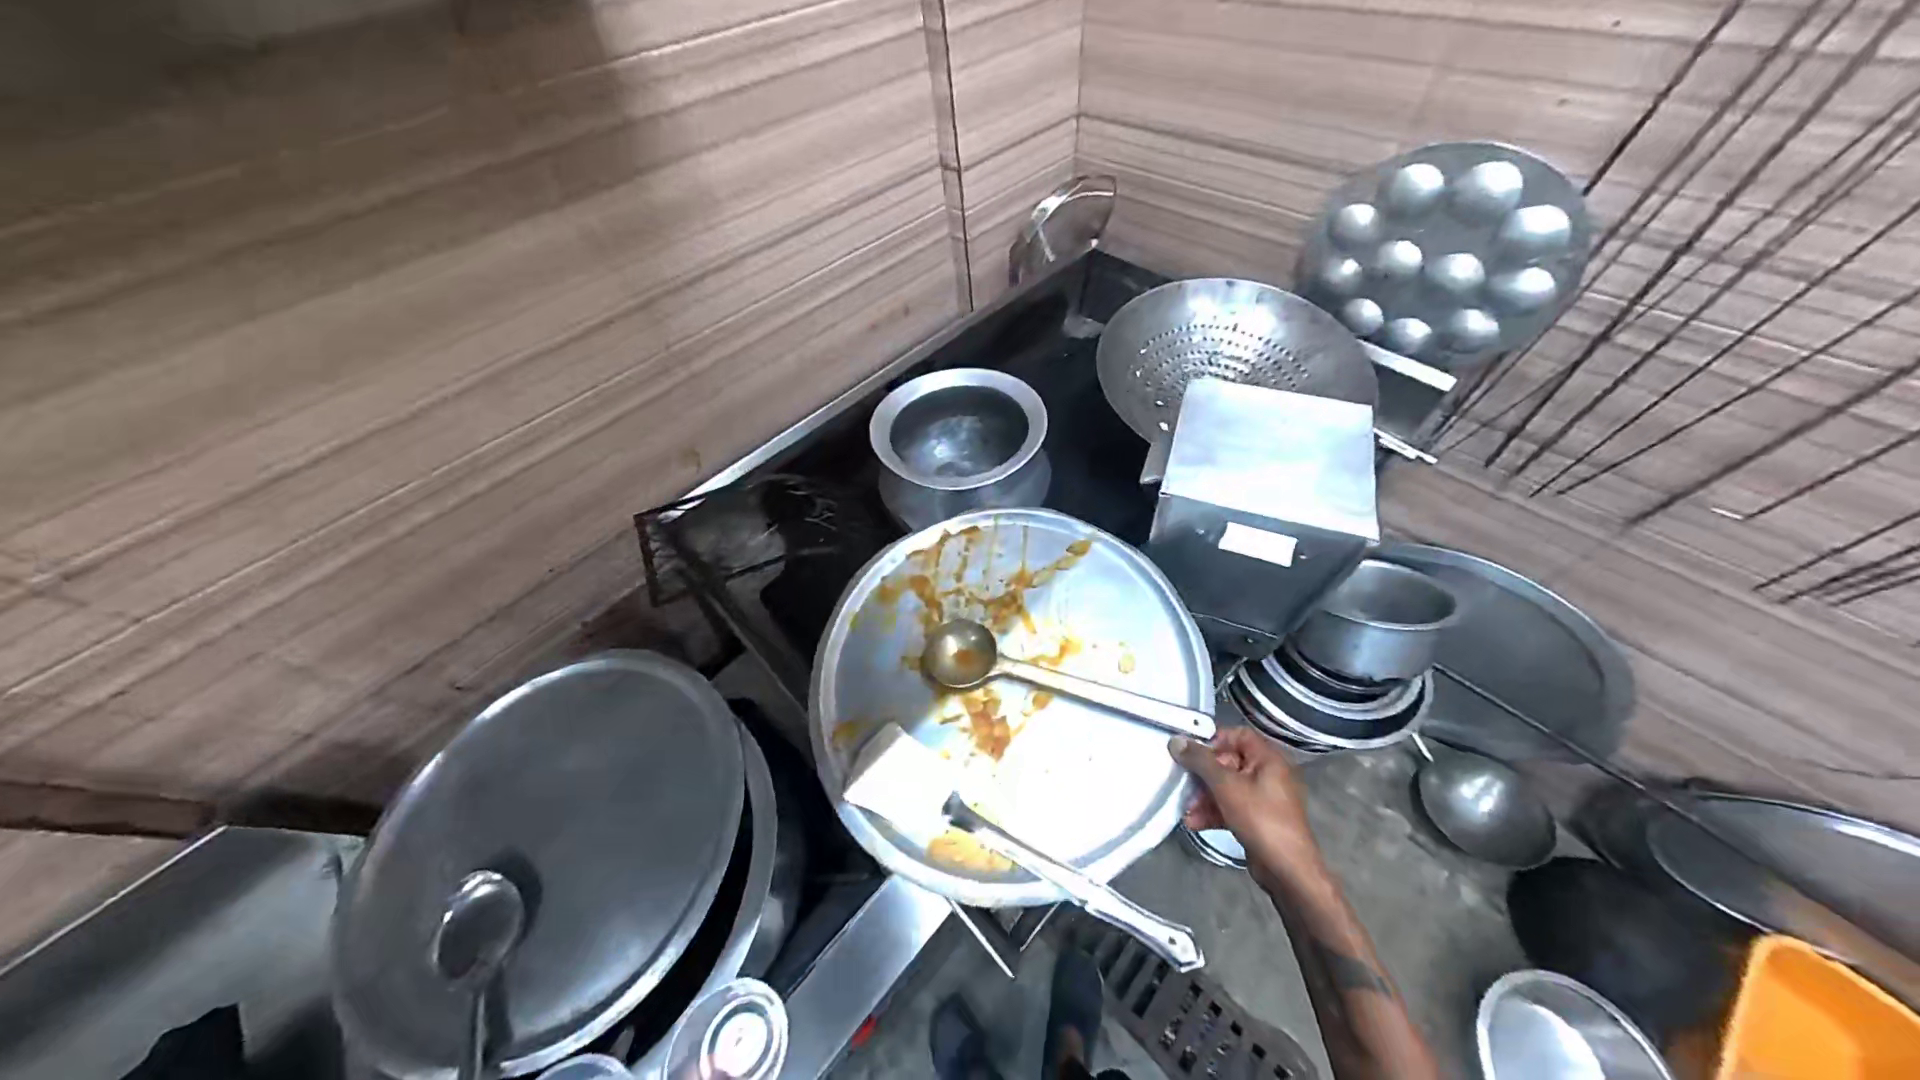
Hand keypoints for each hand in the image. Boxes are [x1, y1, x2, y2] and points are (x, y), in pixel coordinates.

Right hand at [1170, 729, 1320, 876]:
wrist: (1287, 870)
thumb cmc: (1260, 818)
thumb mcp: (1226, 785)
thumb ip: (1200, 761)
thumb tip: (1176, 741)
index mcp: (1268, 759)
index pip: (1238, 735)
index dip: (1214, 740)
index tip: (1192, 752)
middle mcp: (1268, 775)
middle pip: (1228, 762)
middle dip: (1203, 775)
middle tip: (1184, 783)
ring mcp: (1263, 799)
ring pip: (1227, 787)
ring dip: (1204, 796)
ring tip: (1186, 809)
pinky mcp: (1257, 820)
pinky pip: (1231, 807)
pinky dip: (1213, 812)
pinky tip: (1194, 822)